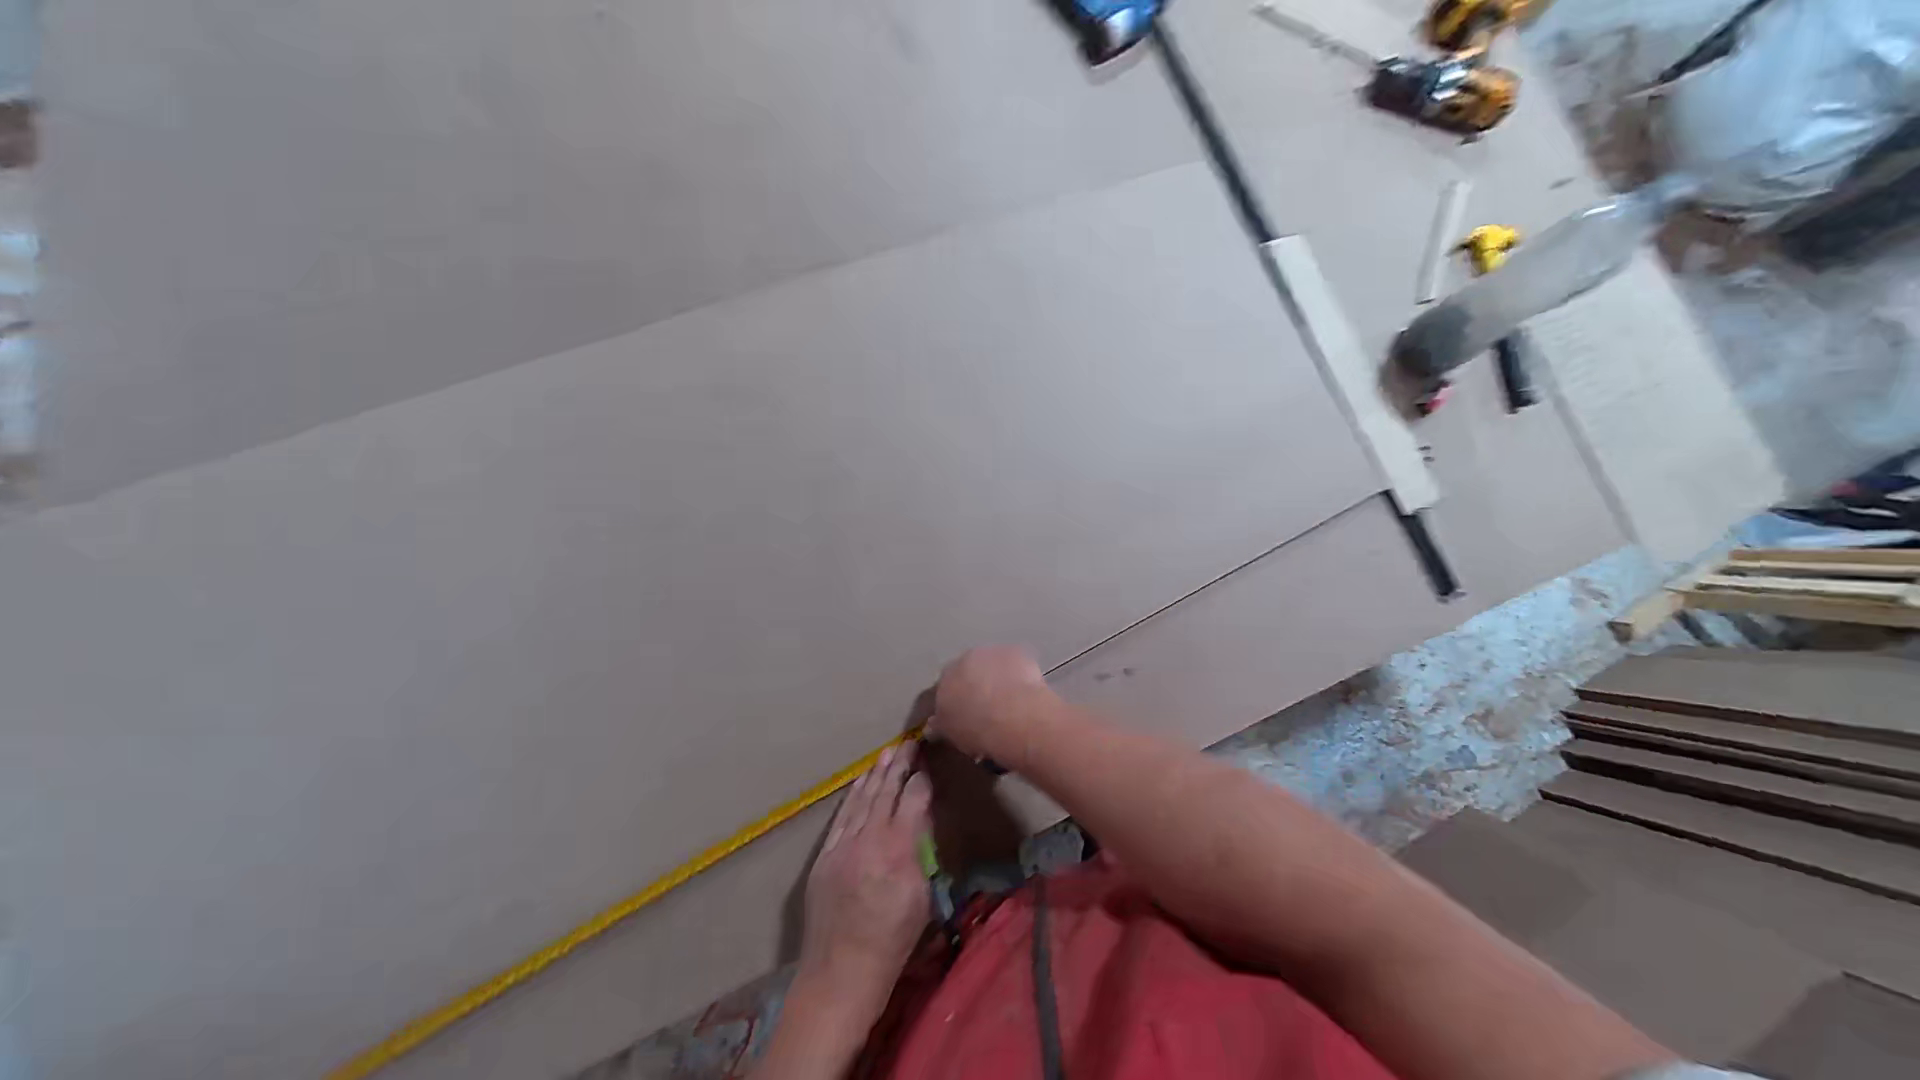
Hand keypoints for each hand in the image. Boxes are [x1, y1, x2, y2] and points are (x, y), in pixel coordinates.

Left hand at [798, 742, 932, 1002]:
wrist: (841, 971)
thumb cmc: (892, 941)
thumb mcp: (921, 898)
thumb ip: (919, 853)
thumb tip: (920, 820)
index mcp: (897, 850)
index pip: (912, 801)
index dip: (921, 780)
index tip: (928, 763)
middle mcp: (867, 839)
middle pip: (885, 792)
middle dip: (899, 766)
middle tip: (909, 743)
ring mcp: (842, 845)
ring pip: (861, 800)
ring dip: (875, 774)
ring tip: (886, 753)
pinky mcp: (824, 856)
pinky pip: (842, 817)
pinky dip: (853, 796)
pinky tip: (860, 783)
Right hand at [931, 645, 1056, 761]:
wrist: (1013, 716)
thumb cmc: (976, 728)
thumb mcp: (949, 733)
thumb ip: (940, 724)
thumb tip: (932, 724)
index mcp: (945, 677)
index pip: (946, 684)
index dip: (956, 697)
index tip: (964, 712)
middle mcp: (965, 658)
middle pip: (969, 669)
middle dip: (976, 683)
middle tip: (987, 706)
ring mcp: (993, 652)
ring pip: (993, 663)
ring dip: (998, 676)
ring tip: (1010, 700)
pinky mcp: (1018, 652)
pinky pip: (1017, 663)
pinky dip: (1020, 674)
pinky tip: (1026, 692)